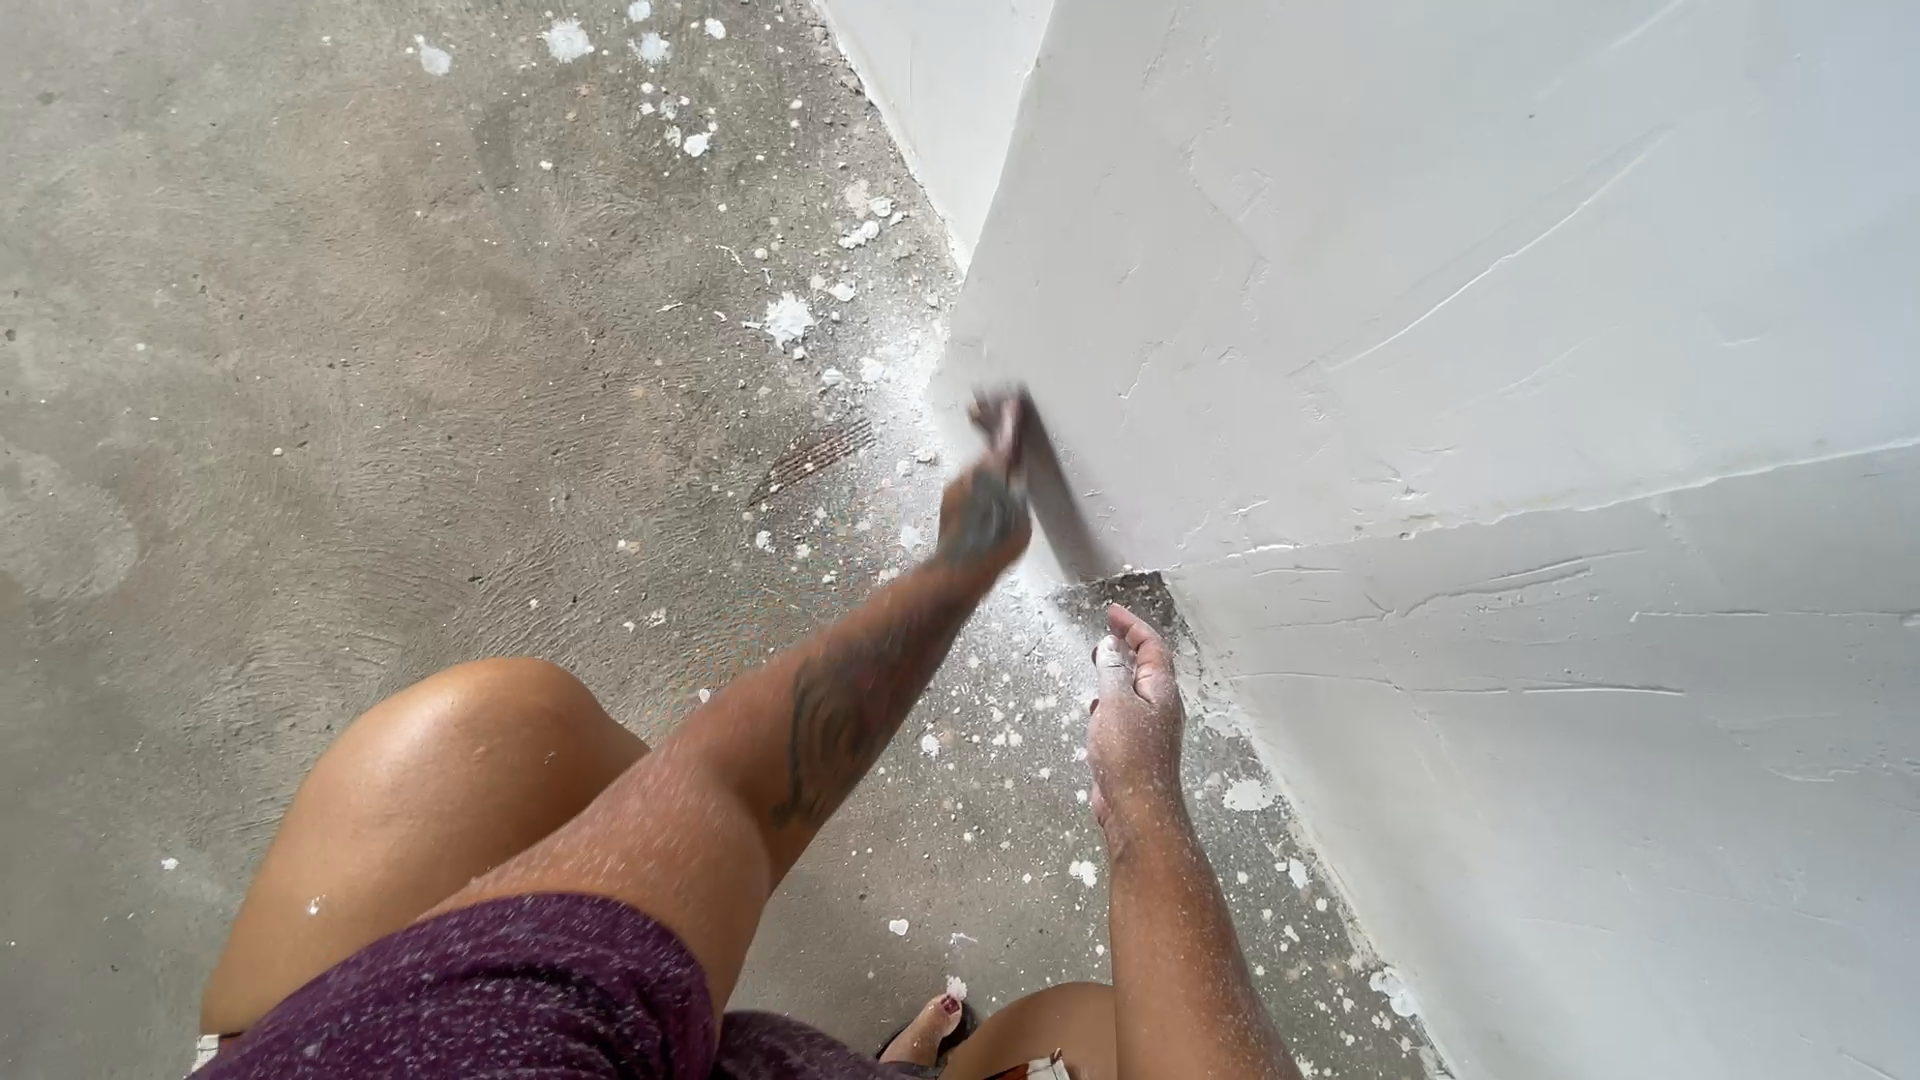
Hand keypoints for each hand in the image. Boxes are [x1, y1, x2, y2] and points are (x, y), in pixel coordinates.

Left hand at [933, 389, 1031, 573]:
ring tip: (1003, 499)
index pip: (1002, 440)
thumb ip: (1017, 486)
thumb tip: (1014, 468)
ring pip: (976, 477)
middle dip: (999, 460)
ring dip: (989, 481)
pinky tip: (988, 512)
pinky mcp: (948, 507)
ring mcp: (953, 490)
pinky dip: (979, 495)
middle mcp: (967, 474)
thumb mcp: (1020, 512)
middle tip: (1011, 463)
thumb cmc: (996, 543)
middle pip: (987, 459)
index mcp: (988, 470)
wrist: (959, 570)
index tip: (1011, 404)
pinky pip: (968, 492)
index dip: (1009, 423)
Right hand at [1087, 604, 1186, 837]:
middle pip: (1147, 665)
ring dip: (1117, 672)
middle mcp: (1160, 705)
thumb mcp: (1115, 702)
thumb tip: (1111, 645)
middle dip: (1127, 645)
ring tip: (1098, 663)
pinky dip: (1109, 699)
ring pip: (1134, 689)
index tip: (1112, 613)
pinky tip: (1095, 708)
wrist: (1136, 808)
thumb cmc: (1128, 753)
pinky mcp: (1136, 747)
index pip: (1152, 646)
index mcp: (1160, 690)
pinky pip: (1124, 711)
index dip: (1133, 626)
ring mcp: (1149, 727)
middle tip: (1104, 634)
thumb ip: (1113, 670)